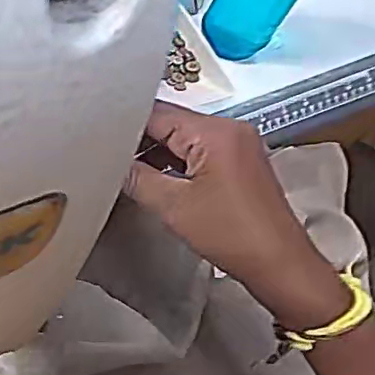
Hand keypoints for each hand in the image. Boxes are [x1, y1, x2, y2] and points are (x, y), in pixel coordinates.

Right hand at [124, 100, 350, 329]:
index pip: (158, 113)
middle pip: (170, 123)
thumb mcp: (172, 206)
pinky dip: (175, 163)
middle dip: (138, 140)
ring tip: (126, 172)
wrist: (277, 261)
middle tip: (106, 158)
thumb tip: (111, 164)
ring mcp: (237, 144)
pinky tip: (155, 180)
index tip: (98, 137)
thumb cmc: (232, 234)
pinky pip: (198, 152)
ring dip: (155, 154)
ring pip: (182, 138)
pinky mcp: (238, 162)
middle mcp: (229, 129)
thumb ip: (136, 178)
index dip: (124, 124)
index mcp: (215, 132)